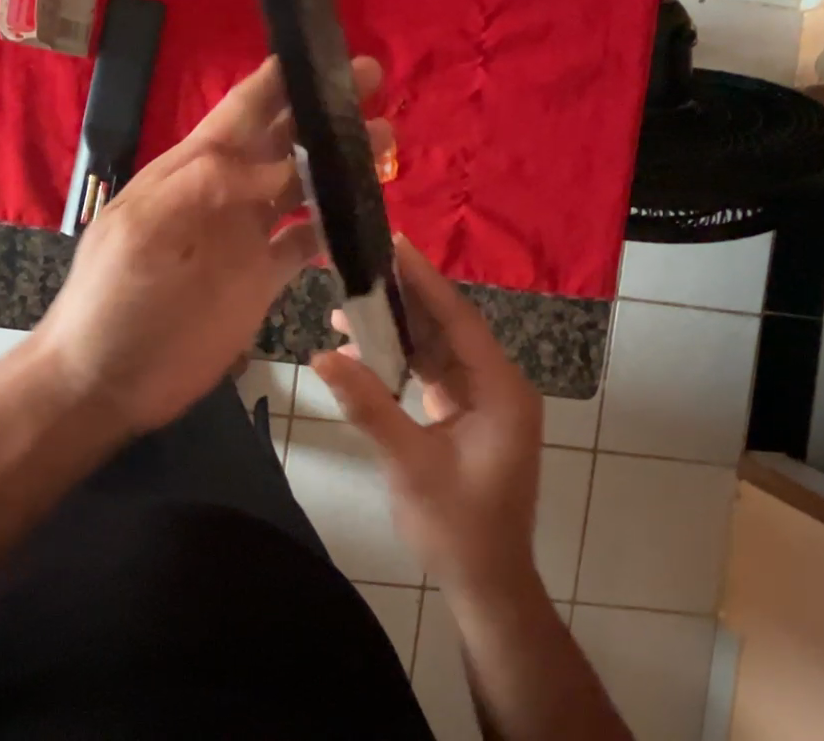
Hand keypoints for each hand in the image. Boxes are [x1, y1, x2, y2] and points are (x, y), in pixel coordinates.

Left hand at [31, 57, 391, 435]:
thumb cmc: (113, 299)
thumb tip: (273, 165)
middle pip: (282, 142)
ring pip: (302, 188)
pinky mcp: (261, 280)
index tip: (326, 54)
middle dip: (324, 113)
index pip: (241, 112)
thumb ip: (201, 187)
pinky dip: (334, 227)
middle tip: (375, 87)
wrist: (107, 380)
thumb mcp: (141, 232)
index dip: (280, 81)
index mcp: (190, 171)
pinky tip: (366, 217)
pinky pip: (304, 242)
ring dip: (340, 166)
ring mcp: (244, 237)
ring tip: (385, 145)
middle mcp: (224, 195)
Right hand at [310, 237, 546, 596]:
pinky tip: (362, 352)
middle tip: (359, 268)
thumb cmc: (457, 526)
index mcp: (502, 391)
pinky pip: (431, 373)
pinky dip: (399, 360)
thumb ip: (369, 405)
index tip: (393, 243)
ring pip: (437, 348)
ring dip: (396, 331)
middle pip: (448, 327)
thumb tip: (321, 356)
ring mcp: (482, 401)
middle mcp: (498, 387)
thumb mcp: (410, 463)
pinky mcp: (465, 415)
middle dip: (403, 300)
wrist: (484, 581)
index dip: (425, 281)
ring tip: (346, 309)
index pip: (459, 320)